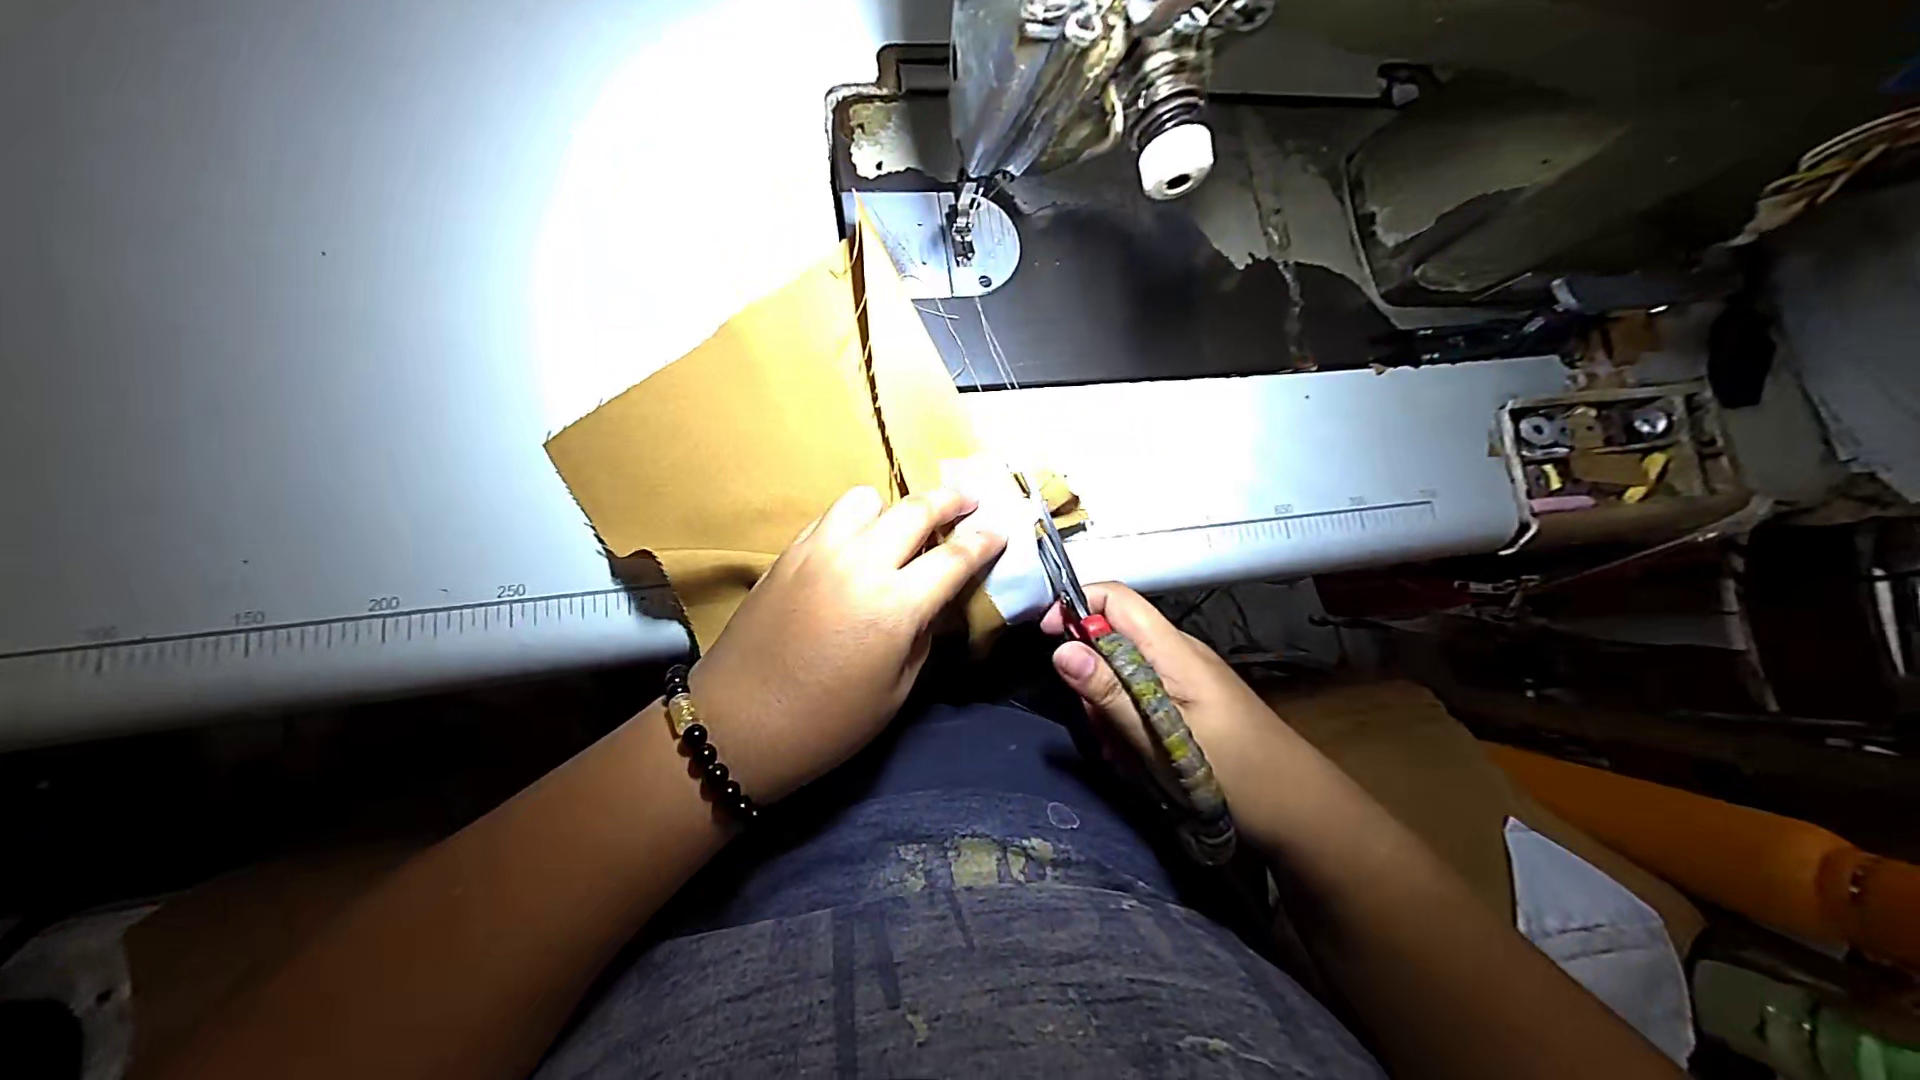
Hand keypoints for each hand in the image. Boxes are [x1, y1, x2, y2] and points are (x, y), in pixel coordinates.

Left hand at [690, 486, 1004, 802]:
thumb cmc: (828, 723)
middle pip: (915, 510)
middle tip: (968, 502)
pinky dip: (853, 522)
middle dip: (951, 501)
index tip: (1000, 531)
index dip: (984, 541)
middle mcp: (860, 563)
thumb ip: (925, 633)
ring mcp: (818, 552)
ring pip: (865, 499)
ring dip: (893, 508)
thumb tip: (937, 599)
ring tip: (900, 529)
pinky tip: (856, 546)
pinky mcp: (787, 554)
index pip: (955, 556)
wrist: (738, 725)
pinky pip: (829, 518)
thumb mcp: (897, 689)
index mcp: (895, 605)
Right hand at [1043, 582, 1306, 852]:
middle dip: (1090, 677)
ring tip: (1124, 753)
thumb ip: (1111, 692)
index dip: (1075, 606)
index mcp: (1174, 650)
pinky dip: (1128, 722)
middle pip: (1112, 639)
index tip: (1047, 639)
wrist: (1304, 816)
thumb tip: (1061, 648)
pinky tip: (1139, 759)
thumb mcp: (1163, 739)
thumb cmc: (1239, 776)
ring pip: (1122, 673)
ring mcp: (1185, 680)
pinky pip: (1141, 697)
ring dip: (1108, 708)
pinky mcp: (1189, 704)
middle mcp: (1178, 655)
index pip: (1116, 598)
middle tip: (1100, 726)